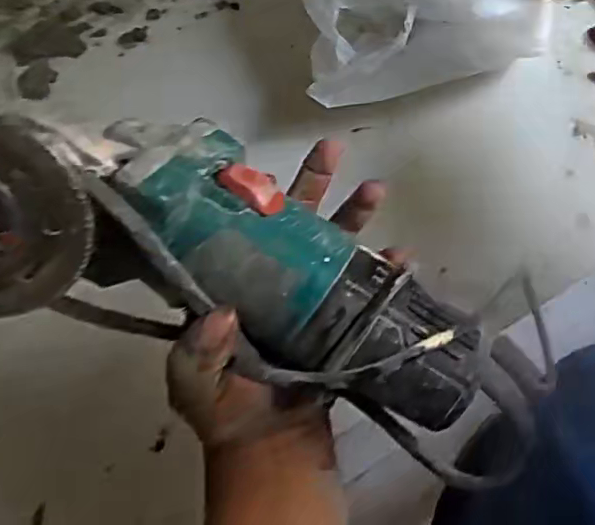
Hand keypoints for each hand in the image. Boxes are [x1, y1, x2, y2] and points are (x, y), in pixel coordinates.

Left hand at [166, 139, 390, 457]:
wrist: (274, 447)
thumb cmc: (228, 408)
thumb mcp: (194, 384)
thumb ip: (197, 352)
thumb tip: (222, 314)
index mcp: (239, 279)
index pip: (245, 226)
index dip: (252, 196)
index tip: (260, 171)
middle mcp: (278, 273)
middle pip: (297, 217)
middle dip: (314, 179)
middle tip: (331, 147)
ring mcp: (314, 289)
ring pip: (336, 238)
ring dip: (356, 211)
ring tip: (375, 188)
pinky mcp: (344, 310)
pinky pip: (368, 281)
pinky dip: (386, 267)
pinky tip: (399, 257)